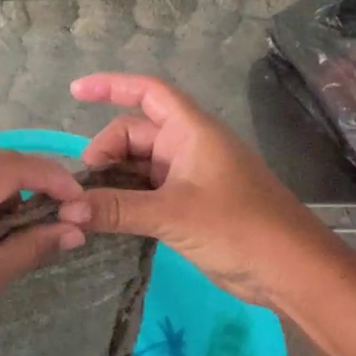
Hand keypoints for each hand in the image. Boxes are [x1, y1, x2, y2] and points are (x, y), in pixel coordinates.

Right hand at [58, 73, 333, 304]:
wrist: (290, 270)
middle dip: (104, 153)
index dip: (111, 85)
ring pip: (138, 166)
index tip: (74, 91)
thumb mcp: (172, 215)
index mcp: (192, 131)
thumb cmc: (240, 228)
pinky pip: (146, 192)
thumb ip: (116, 209)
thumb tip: (65, 209)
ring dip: (112, 181)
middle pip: (134, 134)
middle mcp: (189, 147)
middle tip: (79, 189)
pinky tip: (103, 219)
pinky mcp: (189, 206)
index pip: (147, 92)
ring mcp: (189, 177)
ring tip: (82, 205)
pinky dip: (124, 201)